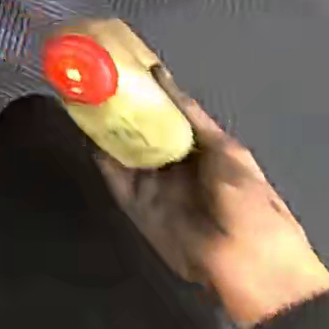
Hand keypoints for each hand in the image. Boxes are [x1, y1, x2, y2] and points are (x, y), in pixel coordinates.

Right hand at [97, 68, 328, 327]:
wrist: (252, 270)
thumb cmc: (251, 205)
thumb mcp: (227, 151)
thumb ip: (190, 114)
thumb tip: (157, 71)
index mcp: (193, 145)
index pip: (160, 108)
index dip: (141, 85)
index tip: (116, 58)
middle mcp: (167, 157)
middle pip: (135, 122)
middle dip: (114, 100)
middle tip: (87, 70)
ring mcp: (149, 178)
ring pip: (117, 142)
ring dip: (99, 120)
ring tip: (75, 89)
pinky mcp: (132, 199)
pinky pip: (110, 170)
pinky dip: (95, 148)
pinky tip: (81, 124)